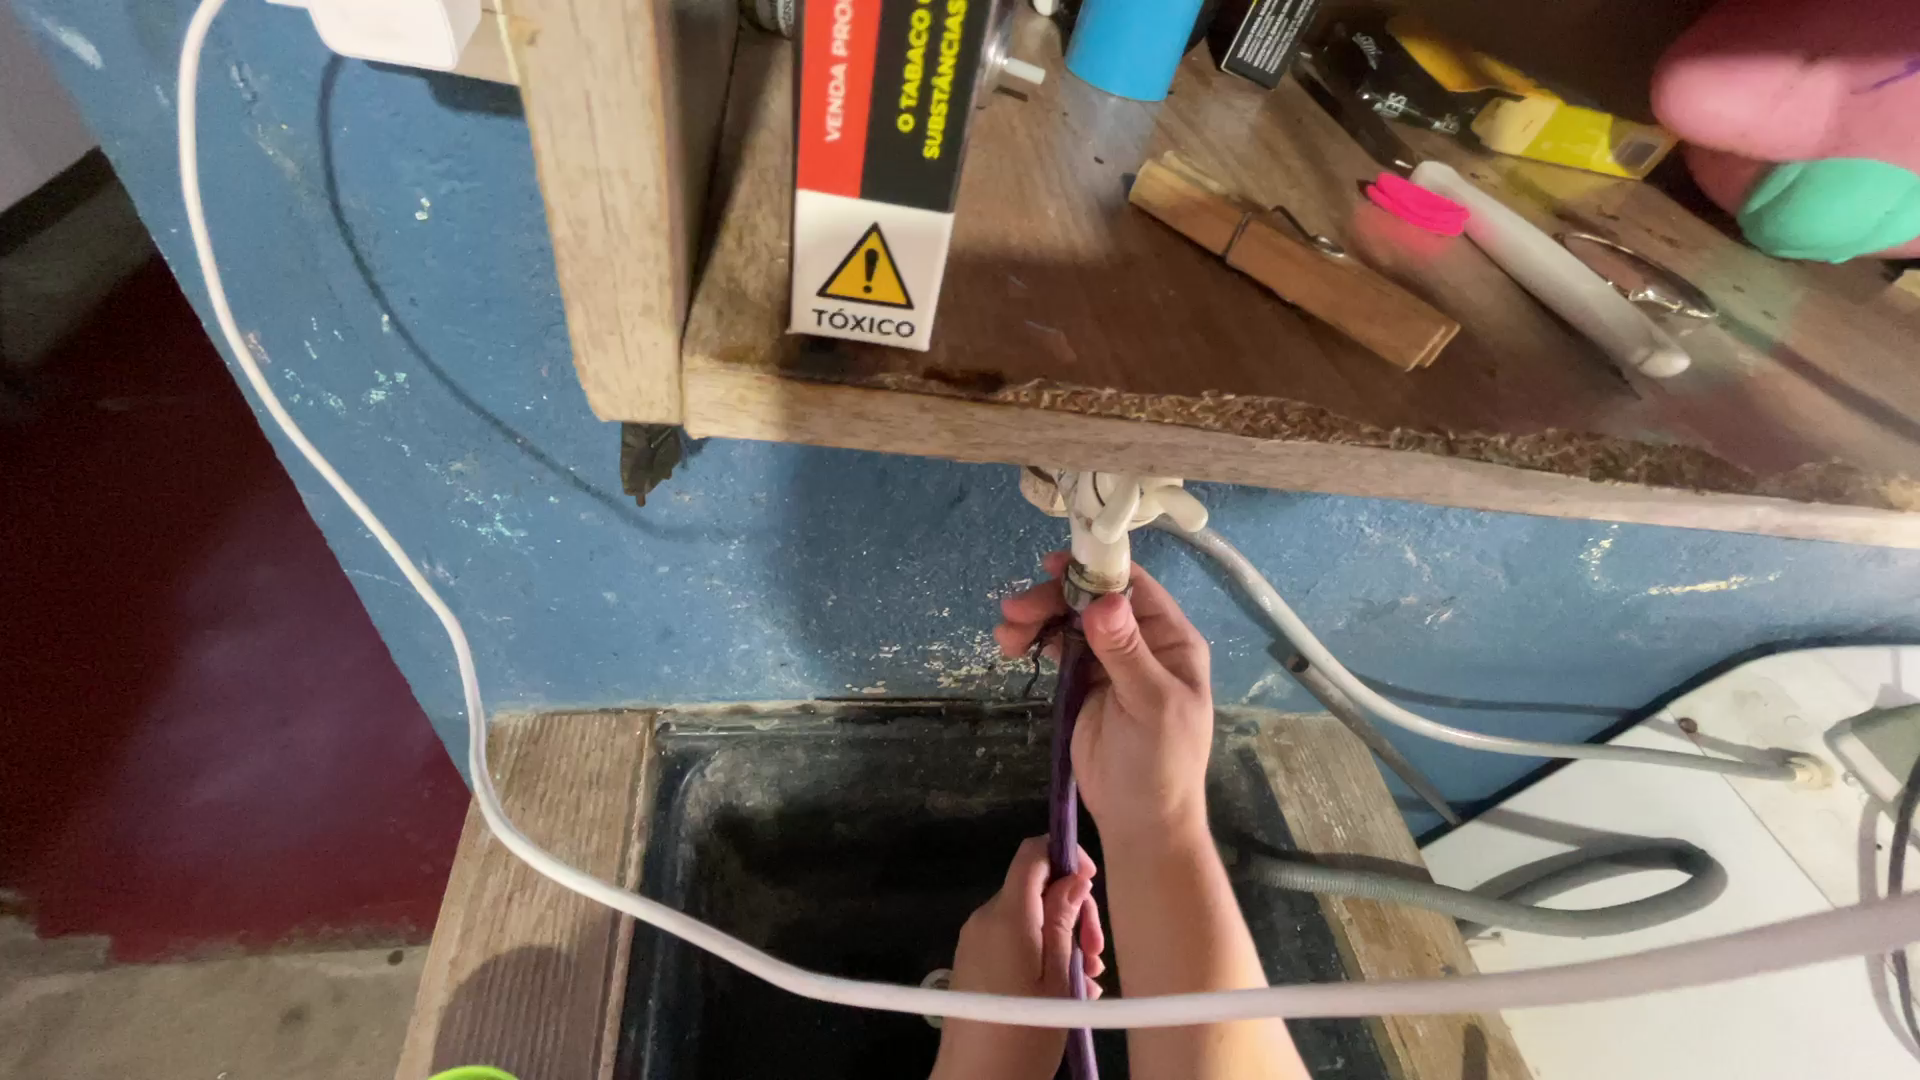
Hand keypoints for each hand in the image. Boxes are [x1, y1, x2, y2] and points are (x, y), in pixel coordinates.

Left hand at [931, 836, 1105, 1079]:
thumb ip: (1064, 921)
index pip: (1032, 853)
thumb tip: (1073, 876)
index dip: (1064, 854)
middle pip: (1034, 886)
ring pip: (1028, 915)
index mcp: (1007, 914)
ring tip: (1090, 979)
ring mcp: (976, 938)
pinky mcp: (974, 960)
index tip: (1092, 880)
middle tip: (1098, 951)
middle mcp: (986, 916)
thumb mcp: (1058, 980)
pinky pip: (1013, 937)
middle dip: (1072, 907)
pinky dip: (1042, 950)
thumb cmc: (1023, 1036)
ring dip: (1062, 935)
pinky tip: (1066, 987)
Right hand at [995, 553, 1214, 847]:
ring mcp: (1110, 660)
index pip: (1134, 588)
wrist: (1140, 820)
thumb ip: (1127, 653)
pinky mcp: (1084, 680)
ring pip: (1071, 621)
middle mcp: (1142, 642)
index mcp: (1170, 640)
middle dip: (1053, 600)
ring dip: (1037, 619)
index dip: (1095, 572)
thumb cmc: (1160, 764)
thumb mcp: (1150, 706)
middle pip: (1093, 601)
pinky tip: (1013, 645)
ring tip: (1005, 633)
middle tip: (1014, 610)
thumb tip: (1104, 601)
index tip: (1051, 566)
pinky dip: (1035, 640)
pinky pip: (1059, 646)